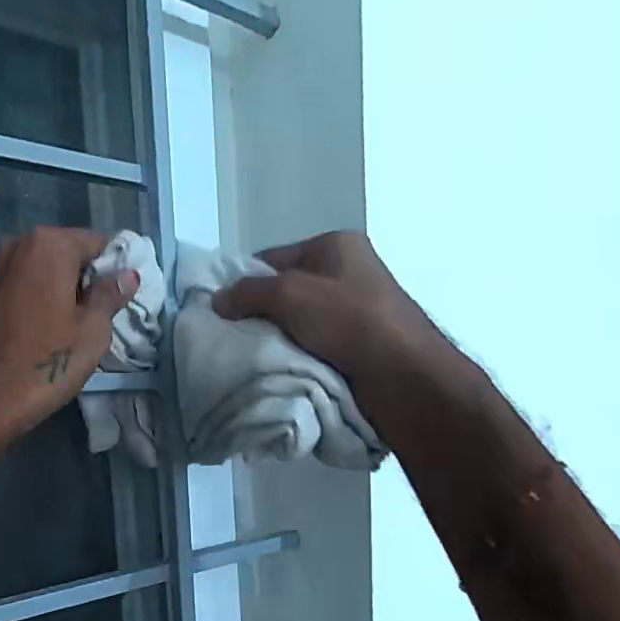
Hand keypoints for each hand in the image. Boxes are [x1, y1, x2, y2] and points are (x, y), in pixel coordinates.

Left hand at [0, 226, 135, 452]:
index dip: (117, 269)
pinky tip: (56, 330)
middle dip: (91, 280)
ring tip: (82, 327)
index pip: (99, 243)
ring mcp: (0, 267)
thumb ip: (110, 295)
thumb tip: (127, 274)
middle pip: (72, 255)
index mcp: (50, 244)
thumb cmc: (46, 361)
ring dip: (70, 293)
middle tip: (107, 316)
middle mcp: (21, 243)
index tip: (125, 299)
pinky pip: (32, 287)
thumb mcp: (93, 329)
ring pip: (51, 272)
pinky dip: (48, 301)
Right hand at [212, 230, 439, 381]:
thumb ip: (248, 293)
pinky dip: (298, 357)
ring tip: (254, 358)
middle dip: (260, 315)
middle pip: (286, 291)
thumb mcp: (290, 295)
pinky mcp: (359, 346)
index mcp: (336, 246)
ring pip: (298, 323)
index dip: (245, 282)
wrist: (402, 375)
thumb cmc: (349, 320)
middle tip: (234, 338)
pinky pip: (315, 347)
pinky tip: (282, 370)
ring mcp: (356, 311)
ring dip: (278, 340)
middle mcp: (347, 273)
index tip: (222, 311)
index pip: (273, 258)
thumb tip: (218, 301)